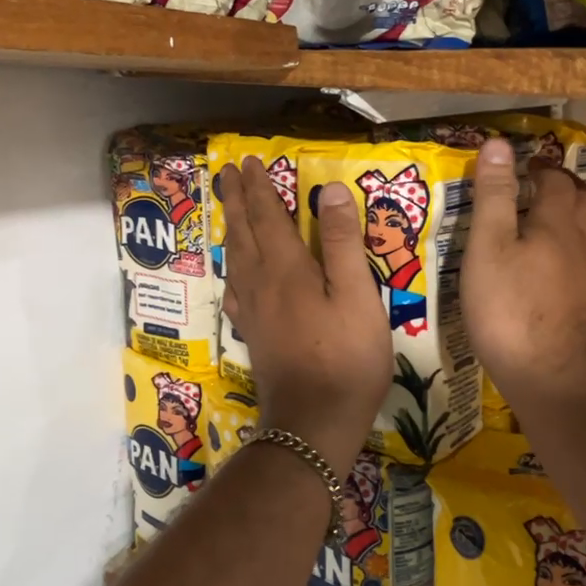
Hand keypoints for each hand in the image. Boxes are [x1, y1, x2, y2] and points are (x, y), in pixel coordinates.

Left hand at [218, 155, 390, 467]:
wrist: (313, 424)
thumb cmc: (346, 357)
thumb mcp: (358, 296)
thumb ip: (343, 242)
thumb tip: (330, 189)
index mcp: (286, 268)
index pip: (267, 216)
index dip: (258, 187)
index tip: (248, 161)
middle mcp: (260, 283)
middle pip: (243, 232)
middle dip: (236, 199)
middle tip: (227, 172)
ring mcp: (253, 311)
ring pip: (235, 258)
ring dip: (231, 228)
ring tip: (229, 211)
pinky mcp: (255, 334)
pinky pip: (235, 288)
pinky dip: (233, 267)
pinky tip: (235, 275)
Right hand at [462, 140, 585, 399]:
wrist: (550, 377)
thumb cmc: (510, 307)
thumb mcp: (489, 246)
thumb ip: (494, 195)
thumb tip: (499, 144)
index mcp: (557, 223)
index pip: (556, 181)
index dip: (539, 167)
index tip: (520, 162)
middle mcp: (578, 245)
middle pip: (585, 202)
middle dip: (565, 186)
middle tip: (537, 183)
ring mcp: (582, 277)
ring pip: (583, 233)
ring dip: (565, 216)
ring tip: (532, 220)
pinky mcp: (577, 304)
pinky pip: (574, 260)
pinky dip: (559, 247)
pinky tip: (533, 265)